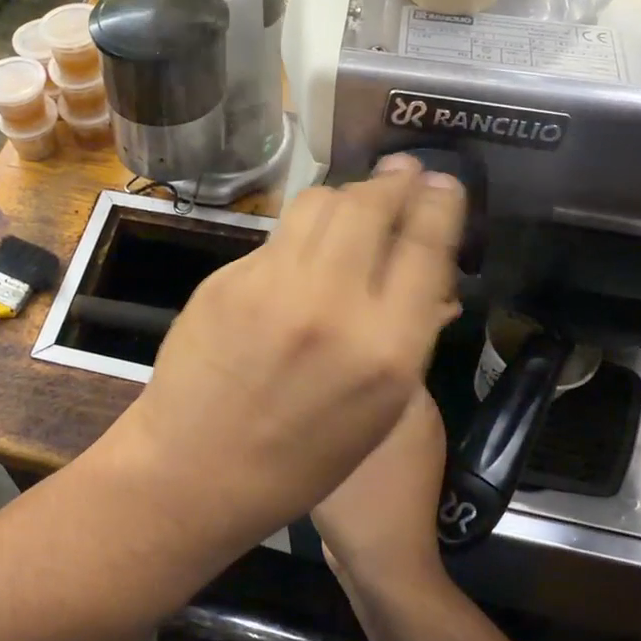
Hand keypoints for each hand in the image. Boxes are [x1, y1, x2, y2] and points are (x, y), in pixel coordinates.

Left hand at [97, 155, 465, 554]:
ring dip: (346, 193)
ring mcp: (273, 285)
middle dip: (393, 182)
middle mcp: (333, 305)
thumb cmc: (299, 462)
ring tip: (356, 198)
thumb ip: (404, 336)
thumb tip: (424, 279)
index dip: (439, 206)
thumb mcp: (378, 413)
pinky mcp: (228, 278)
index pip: (425, 249)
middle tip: (403, 171)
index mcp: (386, 350)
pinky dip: (301, 231)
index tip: (444, 183)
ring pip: (320, 204)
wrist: (195, 469)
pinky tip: (306, 240)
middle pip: (371, 207)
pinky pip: (278, 235)